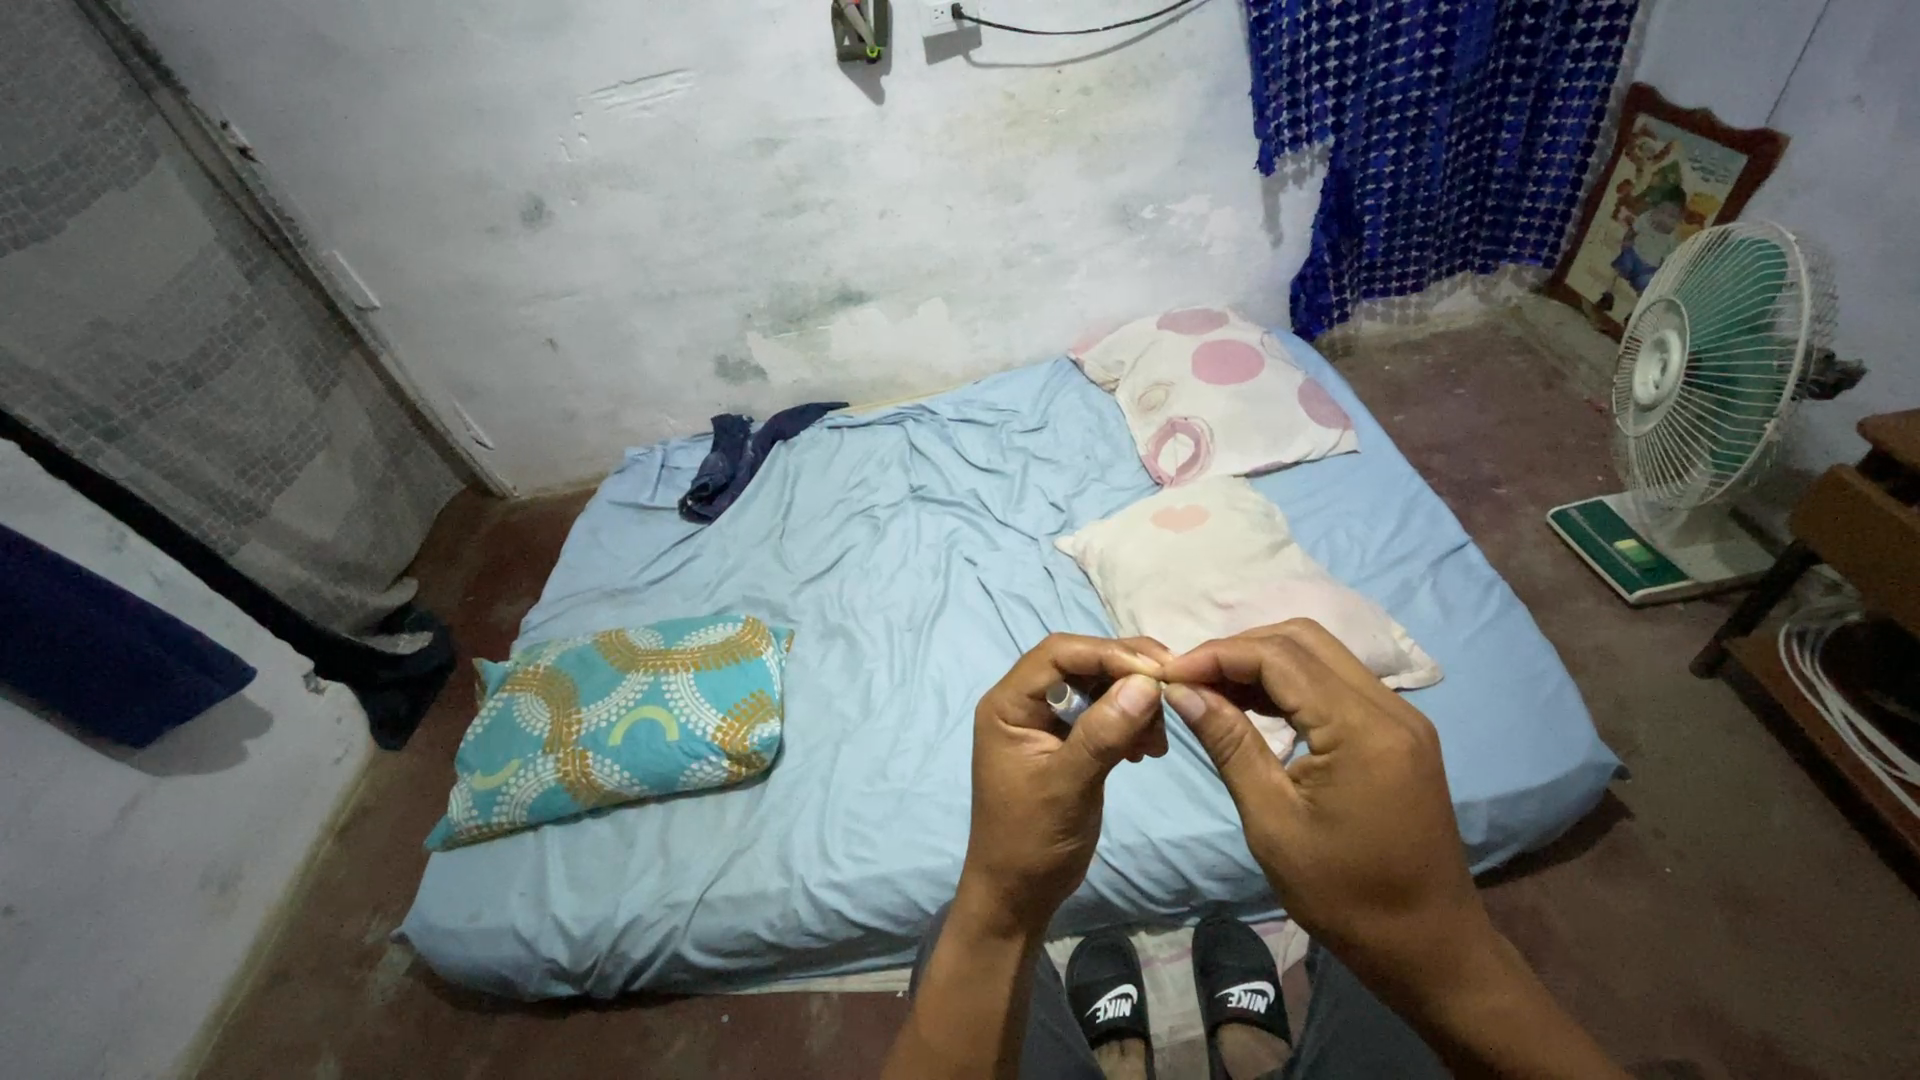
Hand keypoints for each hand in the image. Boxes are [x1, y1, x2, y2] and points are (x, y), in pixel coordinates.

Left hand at [960, 633, 1172, 933]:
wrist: (1018, 894)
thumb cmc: (1030, 841)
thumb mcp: (1067, 786)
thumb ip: (1103, 734)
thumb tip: (1145, 683)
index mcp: (1008, 703)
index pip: (1058, 653)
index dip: (1107, 653)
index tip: (1157, 671)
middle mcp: (1023, 702)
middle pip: (1079, 663)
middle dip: (1126, 673)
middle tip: (1171, 691)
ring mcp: (1045, 721)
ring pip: (1095, 686)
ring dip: (1132, 700)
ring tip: (1158, 739)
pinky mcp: (1066, 741)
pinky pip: (1101, 714)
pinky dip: (1128, 722)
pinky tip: (1148, 749)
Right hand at [1159, 620, 1493, 999]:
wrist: (1428, 948)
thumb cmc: (1344, 896)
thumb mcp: (1272, 822)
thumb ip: (1229, 743)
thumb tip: (1182, 690)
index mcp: (1363, 730)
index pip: (1279, 657)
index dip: (1217, 655)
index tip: (1169, 674)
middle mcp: (1389, 707)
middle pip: (1302, 638)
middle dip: (1238, 648)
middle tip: (1190, 679)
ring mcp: (1399, 716)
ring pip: (1319, 653)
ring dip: (1261, 660)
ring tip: (1211, 689)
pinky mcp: (1397, 730)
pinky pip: (1334, 681)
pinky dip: (1288, 681)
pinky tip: (1251, 704)